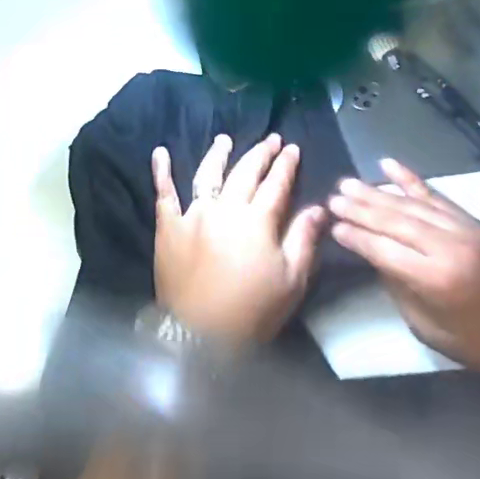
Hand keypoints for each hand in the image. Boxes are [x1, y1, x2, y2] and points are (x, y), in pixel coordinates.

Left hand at [152, 133, 327, 347]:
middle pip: (245, 173)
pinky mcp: (168, 228)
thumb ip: (303, 238)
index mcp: (257, 220)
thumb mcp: (291, 279)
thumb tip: (318, 207)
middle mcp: (225, 208)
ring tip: (225, 139)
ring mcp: (193, 215)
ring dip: (219, 154)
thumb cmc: (252, 311)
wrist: (198, 339)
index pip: (276, 183)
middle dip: (261, 153)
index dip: (286, 165)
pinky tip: (160, 152)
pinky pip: (163, 194)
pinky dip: (161, 171)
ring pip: (207, 174)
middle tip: (272, 140)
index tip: (294, 148)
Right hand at [329, 159, 479, 398]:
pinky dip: (413, 181)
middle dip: (361, 208)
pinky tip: (391, 167)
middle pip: (395, 219)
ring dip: (379, 192)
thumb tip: (379, 261)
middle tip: (333, 196)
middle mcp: (448, 246)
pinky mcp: (477, 223)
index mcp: (435, 280)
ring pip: (413, 204)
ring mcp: (465, 229)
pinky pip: (439, 197)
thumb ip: (402, 291)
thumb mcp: (433, 331)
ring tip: (349, 183)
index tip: (332, 224)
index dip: (356, 237)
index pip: (383, 249)